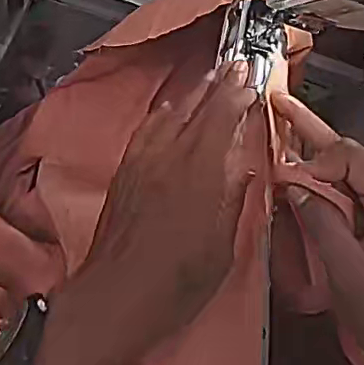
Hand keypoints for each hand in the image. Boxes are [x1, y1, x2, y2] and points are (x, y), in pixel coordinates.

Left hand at [35, 63, 263, 364]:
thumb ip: (234, 199)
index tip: (250, 79)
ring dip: (193, 92)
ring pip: (171, 112)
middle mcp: (169, 158)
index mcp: (200, 174)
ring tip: (209, 79)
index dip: (237, 95)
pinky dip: (166, 111)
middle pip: (198, 108)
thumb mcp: (221, 247)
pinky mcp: (126, 171)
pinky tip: (171, 109)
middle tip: (234, 66)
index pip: (222, 118)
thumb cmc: (176, 283)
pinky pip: (148, 128)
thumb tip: (246, 166)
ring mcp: (143, 161)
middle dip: (219, 84)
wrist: (113, 299)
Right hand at [271, 92, 363, 364]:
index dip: (315, 162)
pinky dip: (326, 186)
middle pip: (351, 158)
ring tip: (287, 130)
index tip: (287, 177)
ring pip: (350, 175)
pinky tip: (304, 177)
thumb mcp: (348, 275)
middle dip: (312, 134)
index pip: (351, 160)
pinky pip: (353, 196)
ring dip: (316, 158)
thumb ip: (321, 224)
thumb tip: (296, 186)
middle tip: (282, 106)